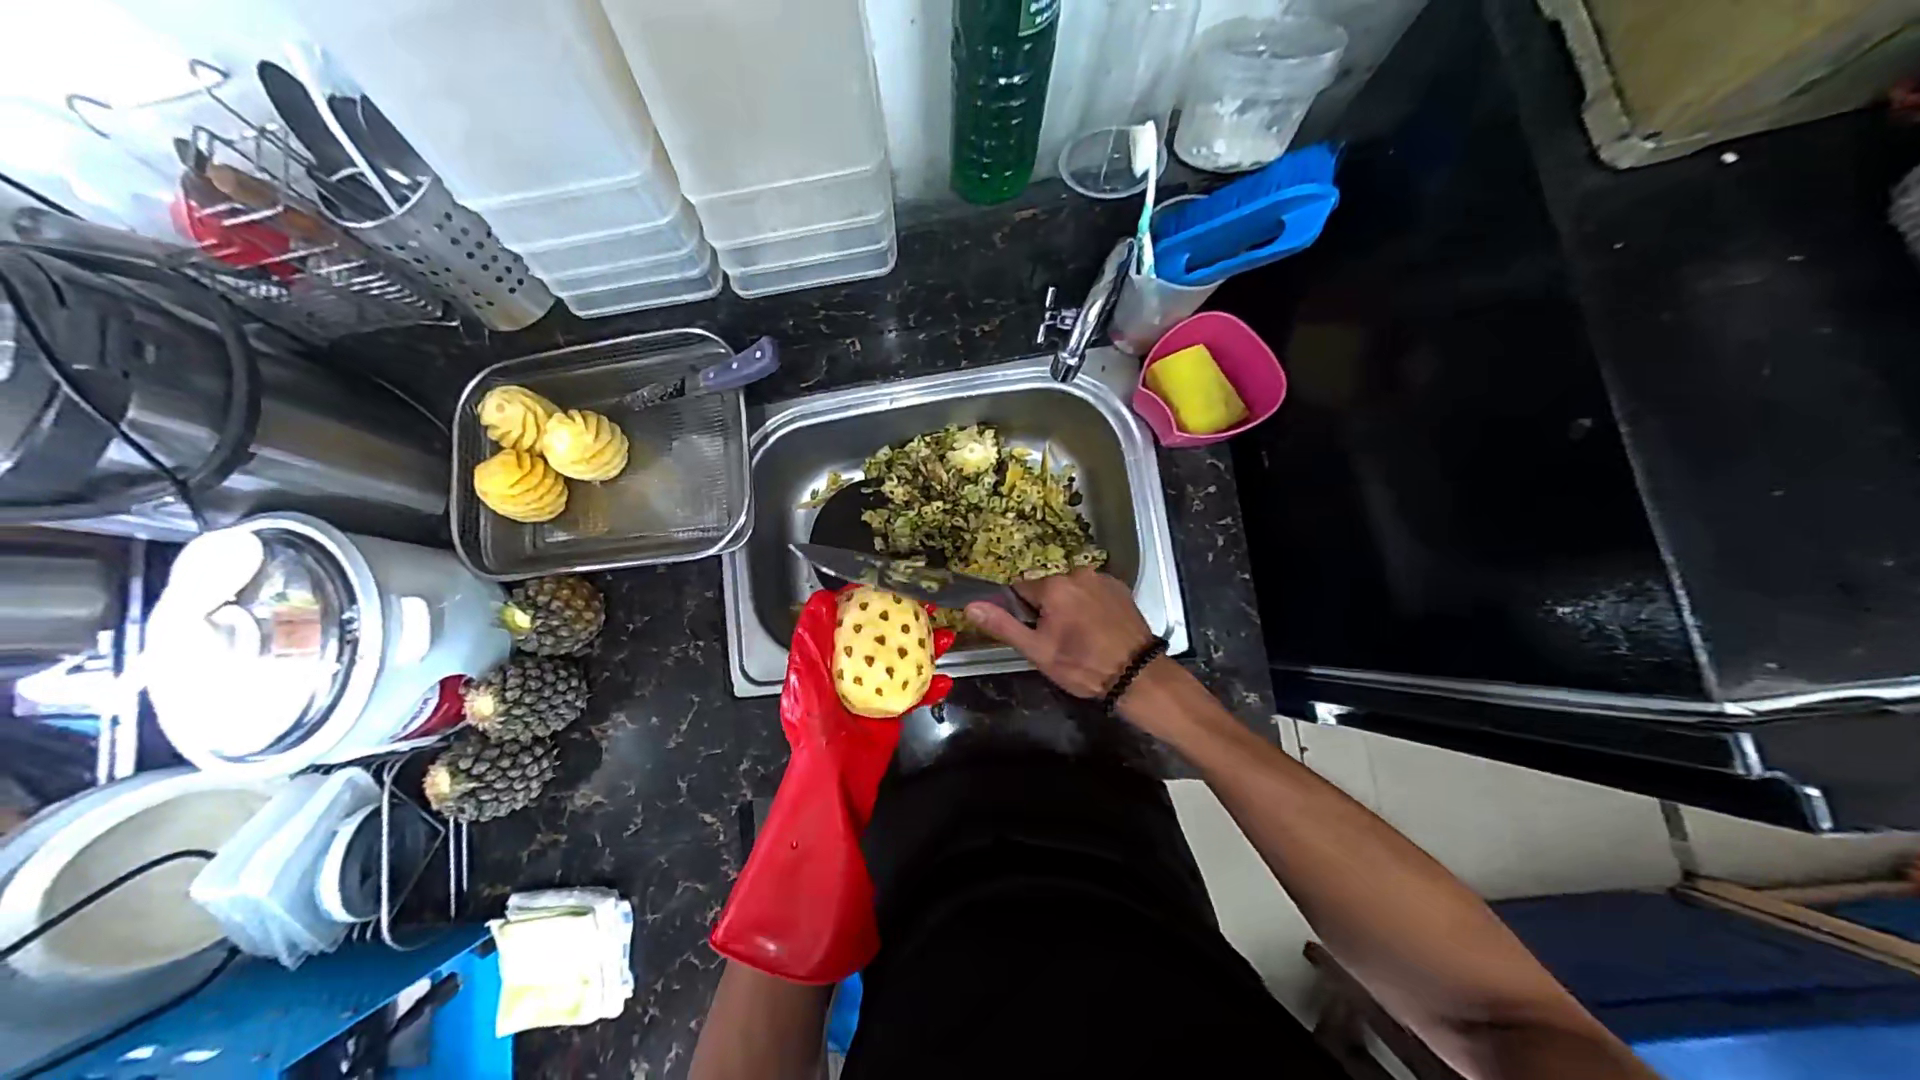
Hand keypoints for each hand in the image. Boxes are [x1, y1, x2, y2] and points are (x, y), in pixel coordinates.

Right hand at [965, 568, 1155, 698]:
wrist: (1136, 675)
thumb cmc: (1081, 665)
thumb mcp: (1037, 650)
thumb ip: (1003, 625)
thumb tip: (971, 605)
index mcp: (1054, 586)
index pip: (1021, 589)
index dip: (1024, 613)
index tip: (1036, 633)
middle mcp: (1078, 573)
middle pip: (1048, 588)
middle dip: (1048, 609)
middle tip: (1059, 640)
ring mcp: (1103, 578)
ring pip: (1072, 590)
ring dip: (1071, 606)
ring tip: (1082, 637)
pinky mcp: (1121, 588)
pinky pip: (1093, 591)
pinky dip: (1091, 605)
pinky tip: (1098, 629)